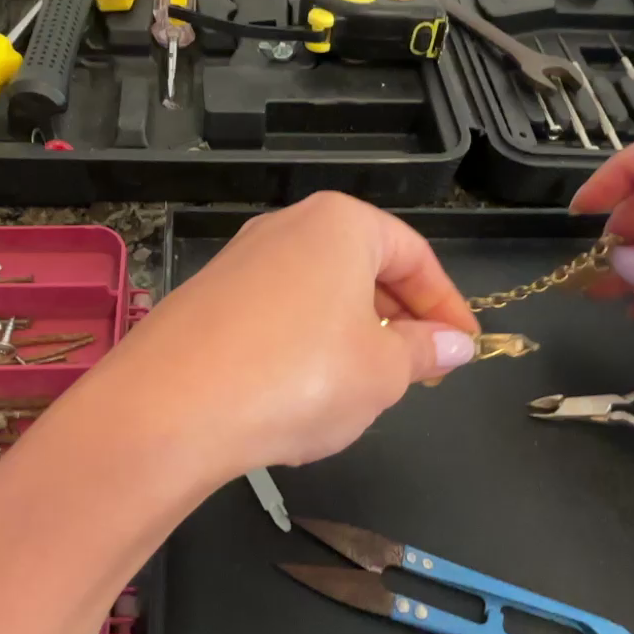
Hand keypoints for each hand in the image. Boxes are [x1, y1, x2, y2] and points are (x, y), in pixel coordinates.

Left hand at [86, 192, 479, 477]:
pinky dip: (302, 347)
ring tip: (363, 389)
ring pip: (317, 295)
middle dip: (396, 321)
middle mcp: (285, 228)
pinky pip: (275, 316)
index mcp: (339, 224)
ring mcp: (239, 261)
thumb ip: (424, 351)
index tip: (464, 348)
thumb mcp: (382, 372)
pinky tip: (301, 393)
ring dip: (350, 337)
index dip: (446, 305)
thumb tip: (453, 344)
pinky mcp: (205, 299)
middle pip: (361, 269)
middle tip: (419, 371)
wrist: (169, 409)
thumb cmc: (300, 377)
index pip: (413, 255)